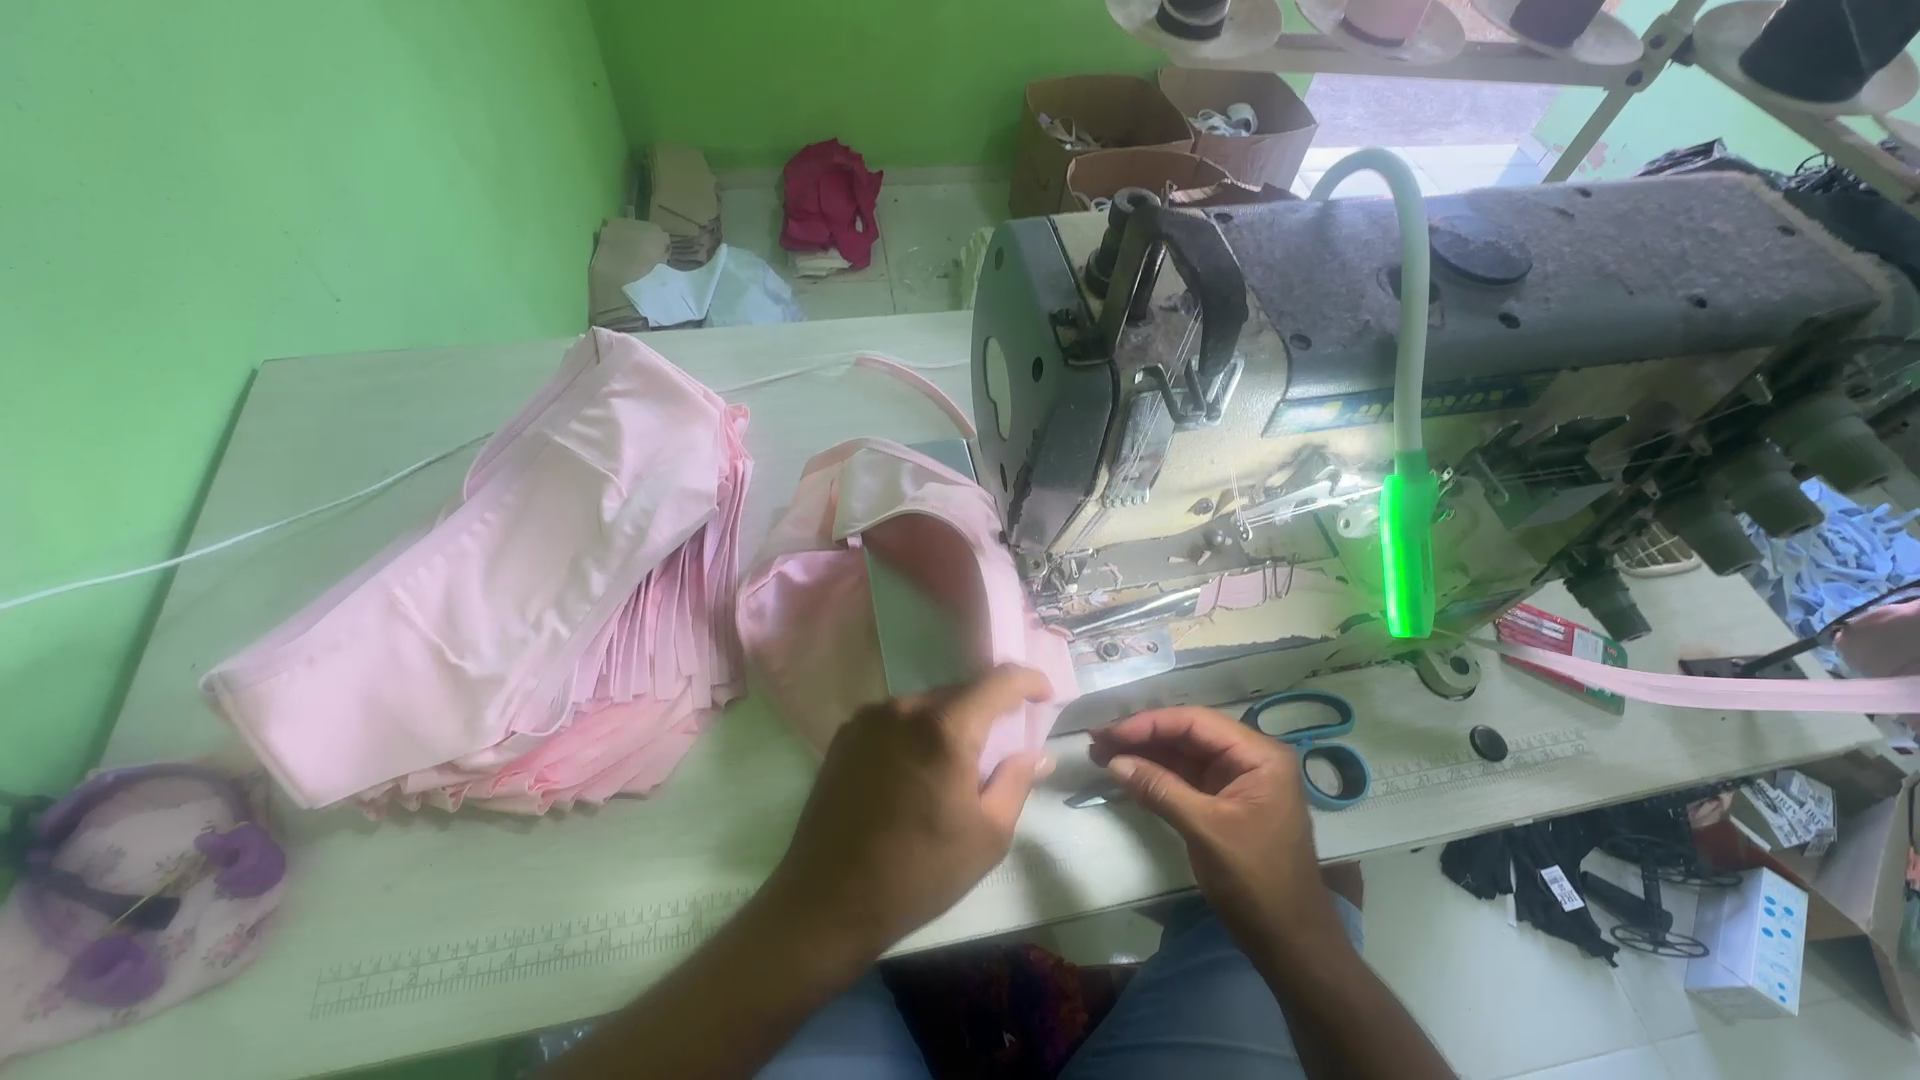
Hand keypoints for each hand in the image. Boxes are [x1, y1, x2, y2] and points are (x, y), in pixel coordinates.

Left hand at [764, 664, 1055, 953]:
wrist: (829, 899)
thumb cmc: (919, 872)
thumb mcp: (987, 835)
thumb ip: (1016, 781)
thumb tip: (1036, 752)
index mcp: (944, 729)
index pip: (998, 681)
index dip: (1029, 681)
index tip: (1045, 696)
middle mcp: (903, 709)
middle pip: (960, 693)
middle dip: (987, 712)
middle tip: (1002, 748)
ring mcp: (867, 720)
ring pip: (925, 707)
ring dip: (948, 725)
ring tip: (954, 769)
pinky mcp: (843, 737)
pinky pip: (894, 721)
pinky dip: (915, 735)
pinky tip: (914, 775)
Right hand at [1089, 706, 1342, 954]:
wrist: (1288, 939)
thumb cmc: (1256, 881)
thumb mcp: (1206, 830)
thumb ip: (1160, 789)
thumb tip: (1113, 762)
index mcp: (1259, 756)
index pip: (1196, 722)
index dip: (1149, 724)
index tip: (1109, 733)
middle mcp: (1249, 759)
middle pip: (1188, 734)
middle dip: (1142, 736)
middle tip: (1097, 740)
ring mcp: (1235, 781)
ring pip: (1182, 754)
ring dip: (1143, 753)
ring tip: (1100, 753)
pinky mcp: (1222, 802)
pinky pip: (1183, 778)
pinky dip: (1154, 775)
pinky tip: (1125, 774)